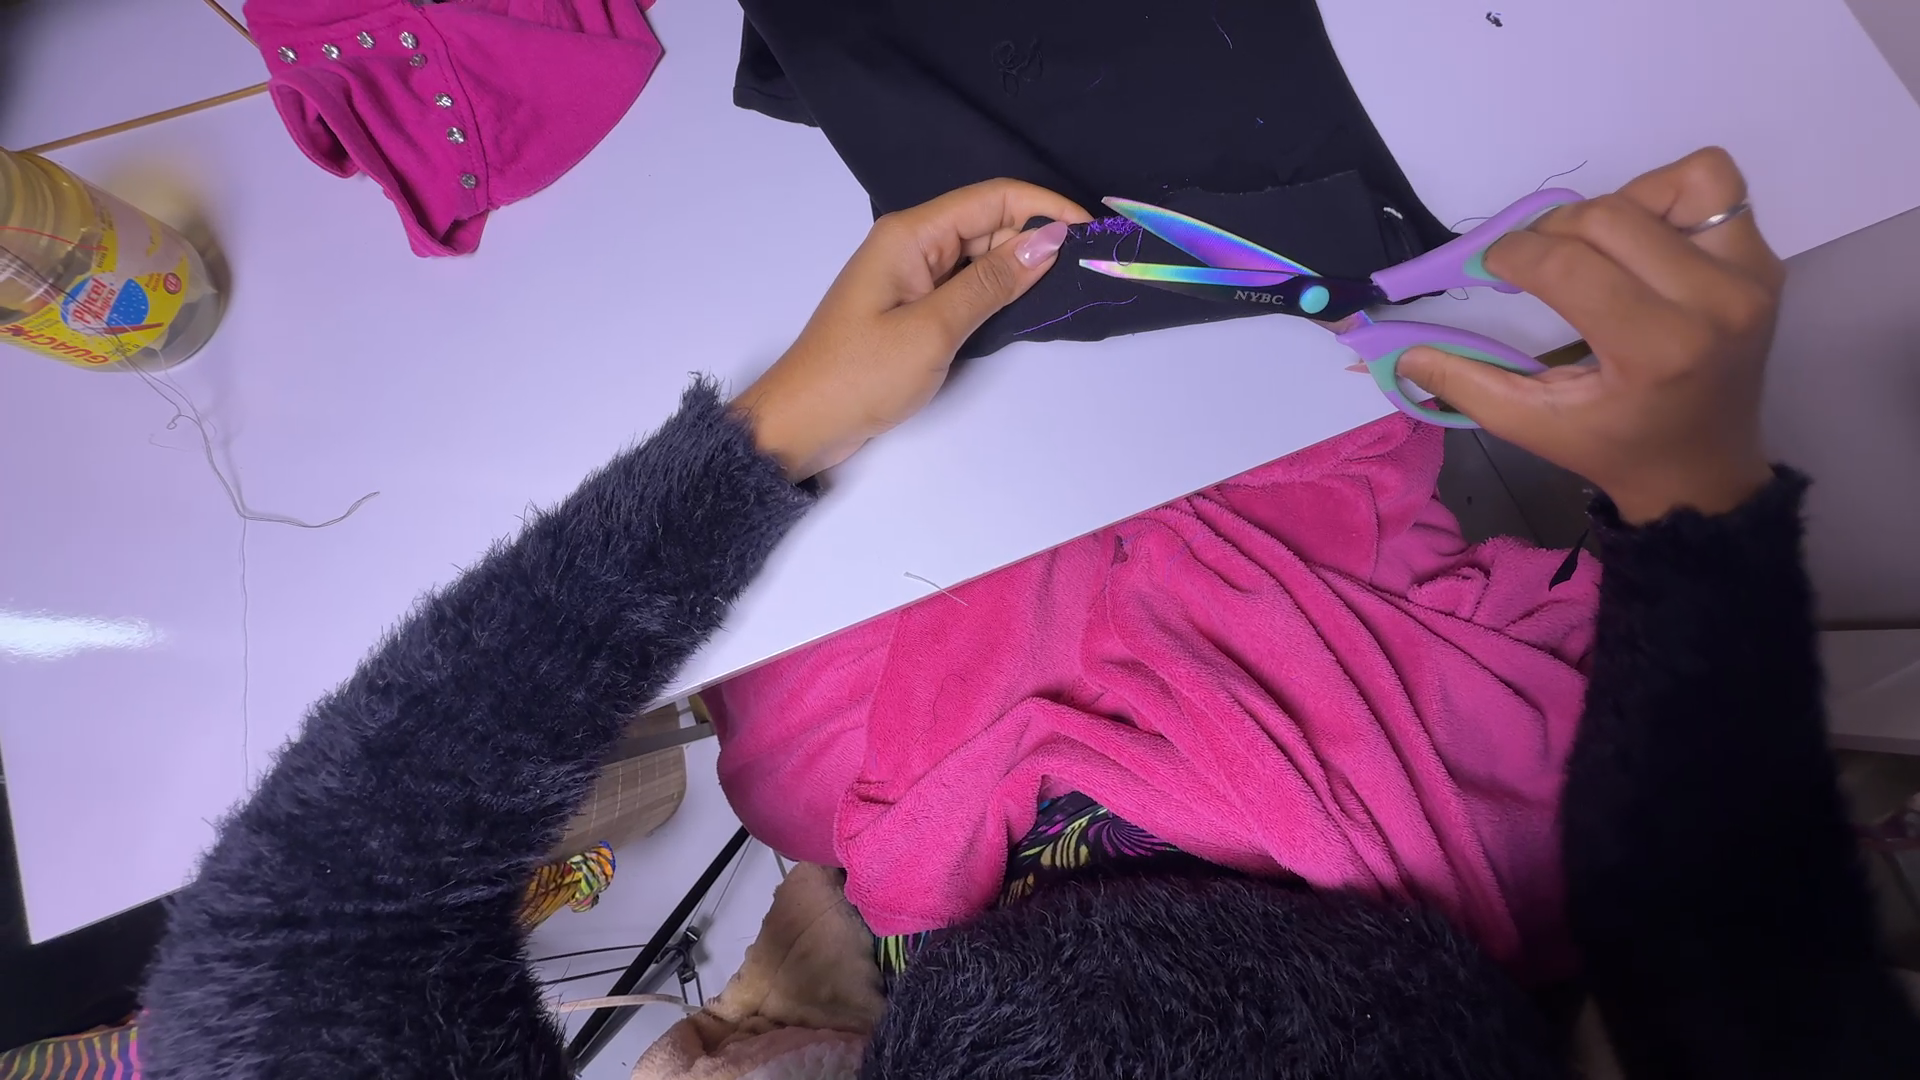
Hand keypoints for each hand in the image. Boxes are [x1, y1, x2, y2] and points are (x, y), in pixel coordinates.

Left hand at [733, 179, 1090, 479]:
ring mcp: (912, 281)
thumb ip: (989, 284)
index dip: (1045, 208)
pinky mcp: (912, 312)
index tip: (1091, 231)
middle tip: (1089, 267)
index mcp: (911, 235)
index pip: (992, 198)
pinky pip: (963, 290)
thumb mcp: (932, 329)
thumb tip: (1047, 241)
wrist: (804, 422)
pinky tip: (1025, 307)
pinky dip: (995, 295)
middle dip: (1037, 237)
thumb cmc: (860, 375)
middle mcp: (913, 247)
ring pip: (978, 259)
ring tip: (1069, 285)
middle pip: (987, 224)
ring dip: (1020, 268)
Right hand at [1399, 148, 1783, 522]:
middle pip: (1609, 217)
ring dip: (1608, 207)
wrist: (1695, 463)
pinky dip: (1663, 196)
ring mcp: (1749, 273)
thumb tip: (1400, 351)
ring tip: (1584, 249)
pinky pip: (1713, 187)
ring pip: (1670, 186)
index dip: (1513, 254)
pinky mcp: (1762, 259)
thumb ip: (1460, 381)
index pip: (1570, 265)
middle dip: (1547, 232)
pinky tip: (1633, 238)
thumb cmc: (1604, 445)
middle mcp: (1714, 299)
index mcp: (1653, 348)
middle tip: (1523, 264)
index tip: (1487, 267)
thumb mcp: (1522, 423)